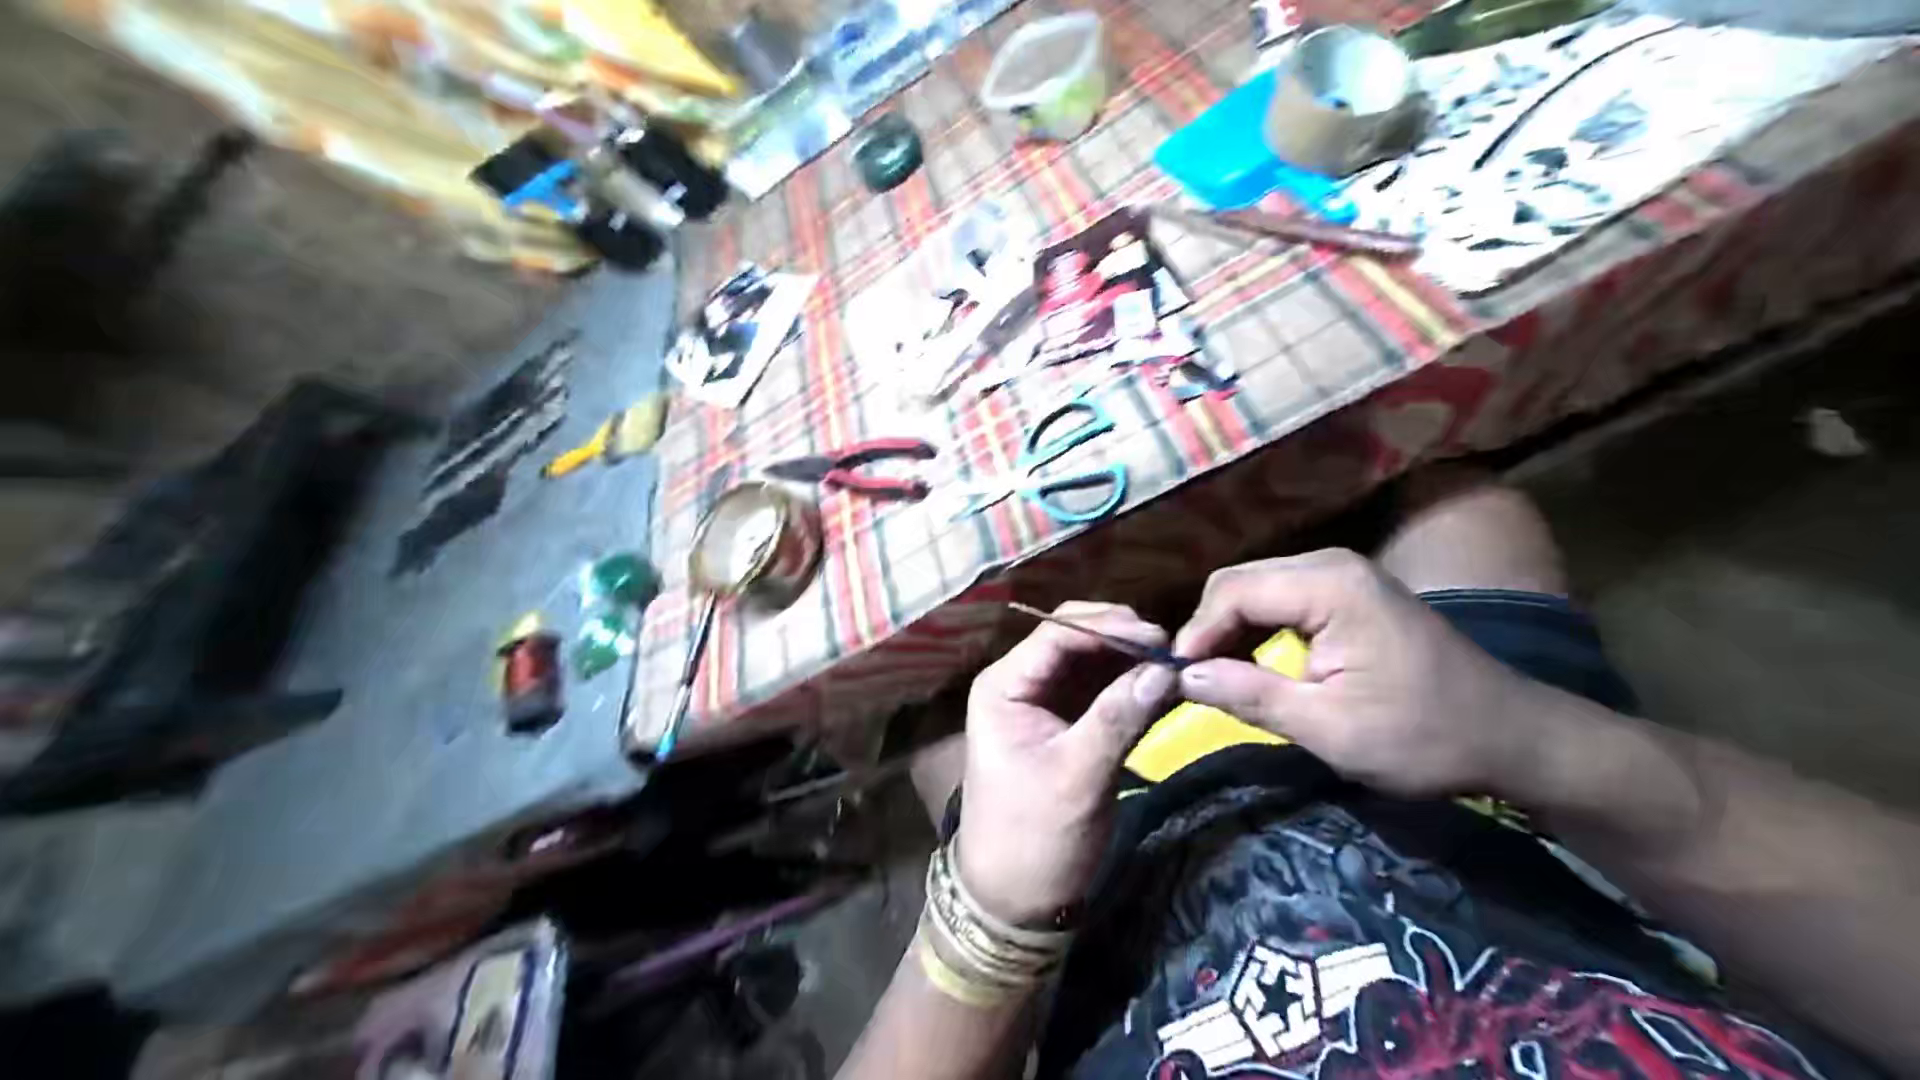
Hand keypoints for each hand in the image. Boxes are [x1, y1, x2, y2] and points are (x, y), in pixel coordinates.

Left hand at [957, 603, 1177, 924]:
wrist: (1014, 899)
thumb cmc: (1035, 839)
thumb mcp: (1078, 777)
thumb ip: (1118, 717)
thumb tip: (1165, 668)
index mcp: (1004, 686)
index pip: (1056, 635)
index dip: (1107, 628)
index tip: (1158, 637)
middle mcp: (1020, 683)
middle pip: (1073, 638)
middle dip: (1119, 637)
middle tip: (1170, 649)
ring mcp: (1043, 702)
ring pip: (1090, 661)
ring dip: (1128, 659)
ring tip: (1172, 664)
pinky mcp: (1066, 723)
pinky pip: (1099, 689)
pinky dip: (1128, 685)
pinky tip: (1160, 686)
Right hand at [1173, 549, 1555, 798]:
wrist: (1515, 737)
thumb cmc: (1426, 737)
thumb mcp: (1331, 729)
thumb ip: (1250, 696)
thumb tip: (1181, 677)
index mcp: (1330, 587)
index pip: (1232, 592)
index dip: (1195, 633)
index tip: (1175, 678)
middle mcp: (1330, 565)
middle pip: (1237, 583)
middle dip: (1207, 629)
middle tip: (1192, 679)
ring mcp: (1340, 574)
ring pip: (1252, 588)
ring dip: (1227, 629)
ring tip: (1214, 675)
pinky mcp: (1345, 591)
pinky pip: (1277, 598)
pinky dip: (1253, 628)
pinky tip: (1249, 662)